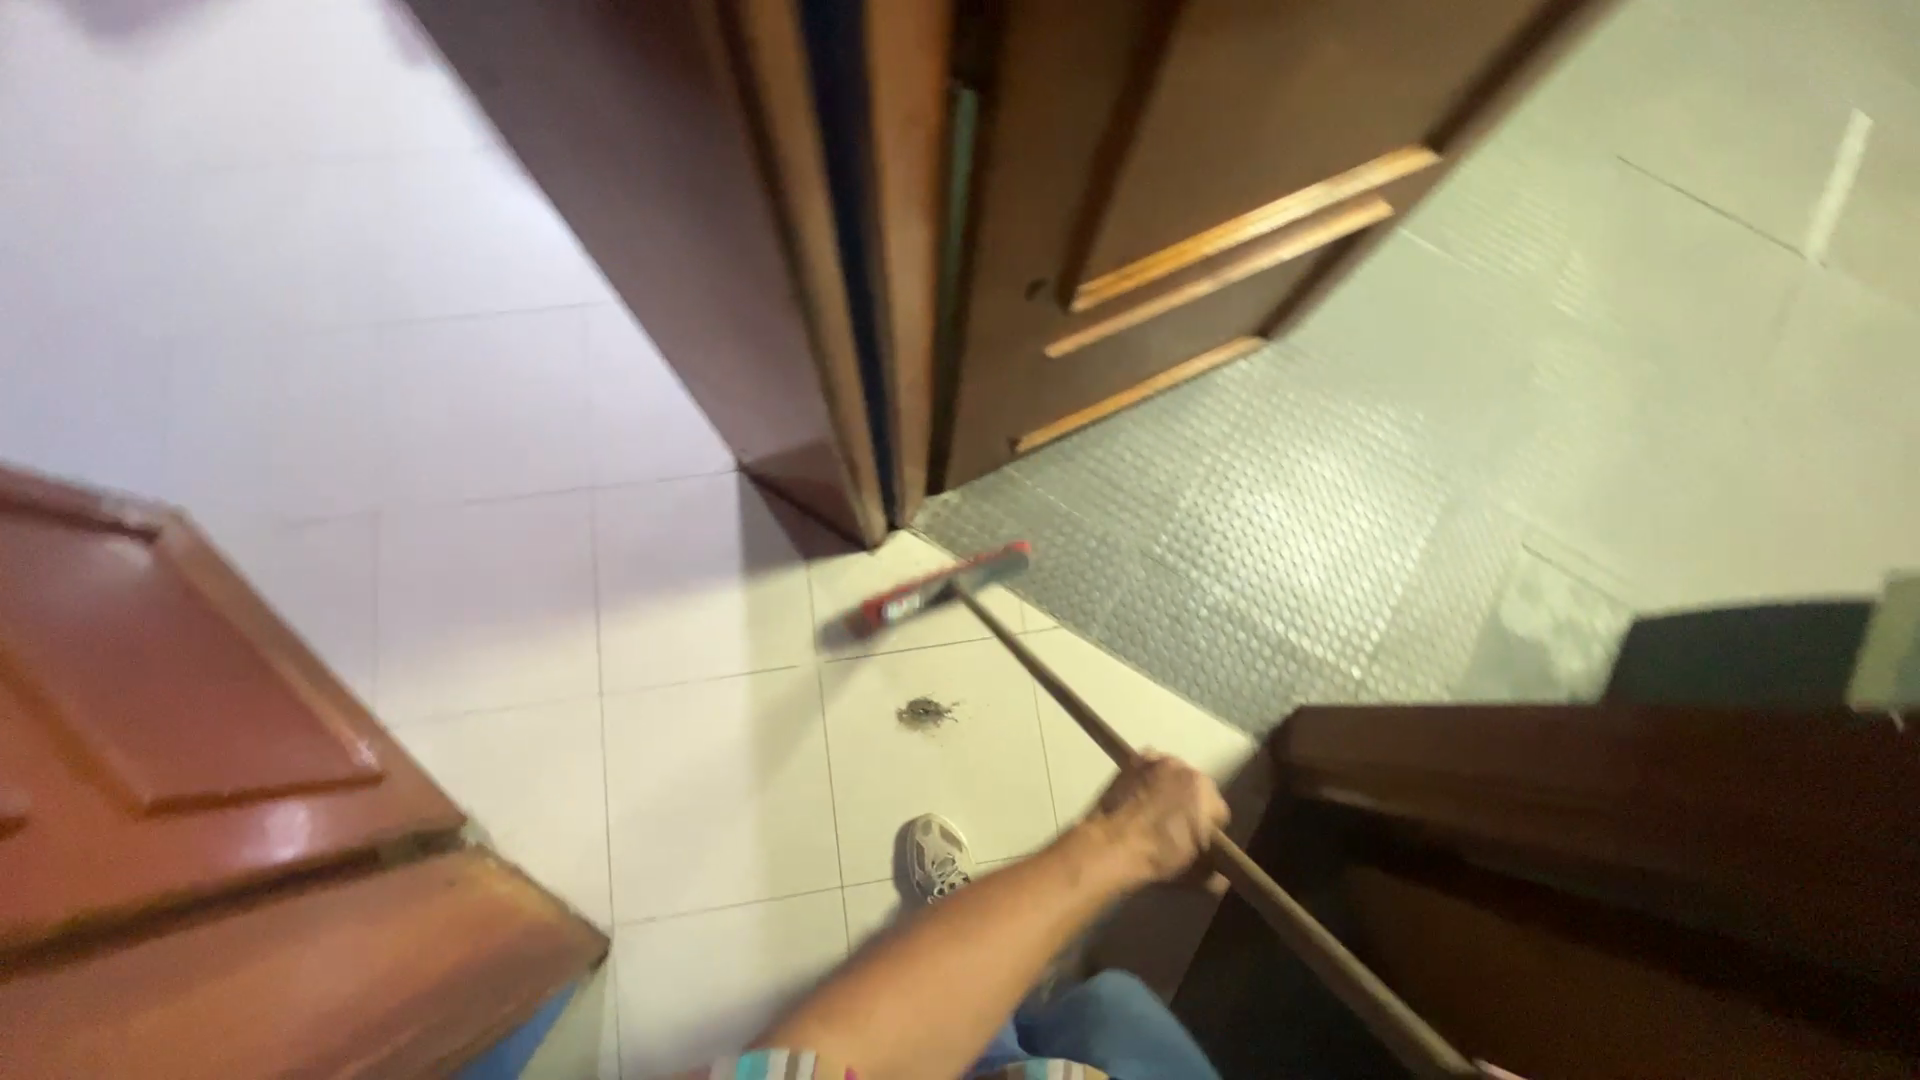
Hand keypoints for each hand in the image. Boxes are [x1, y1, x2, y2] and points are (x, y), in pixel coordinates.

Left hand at [1077, 752, 1229, 886]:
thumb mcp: (1196, 875)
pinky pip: (1149, 767)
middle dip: (1191, 806)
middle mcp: (1185, 769)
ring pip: (1174, 775)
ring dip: (1170, 789)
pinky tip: (1140, 795)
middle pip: (1197, 789)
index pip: (1219, 813)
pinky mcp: (1133, 760)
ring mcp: (1157, 760)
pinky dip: (1148, 777)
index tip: (1198, 844)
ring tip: (1155, 811)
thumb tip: (1220, 878)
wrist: (1111, 844)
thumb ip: (1215, 873)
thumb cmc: (1158, 858)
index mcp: (1206, 794)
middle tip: (1176, 828)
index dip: (1209, 831)